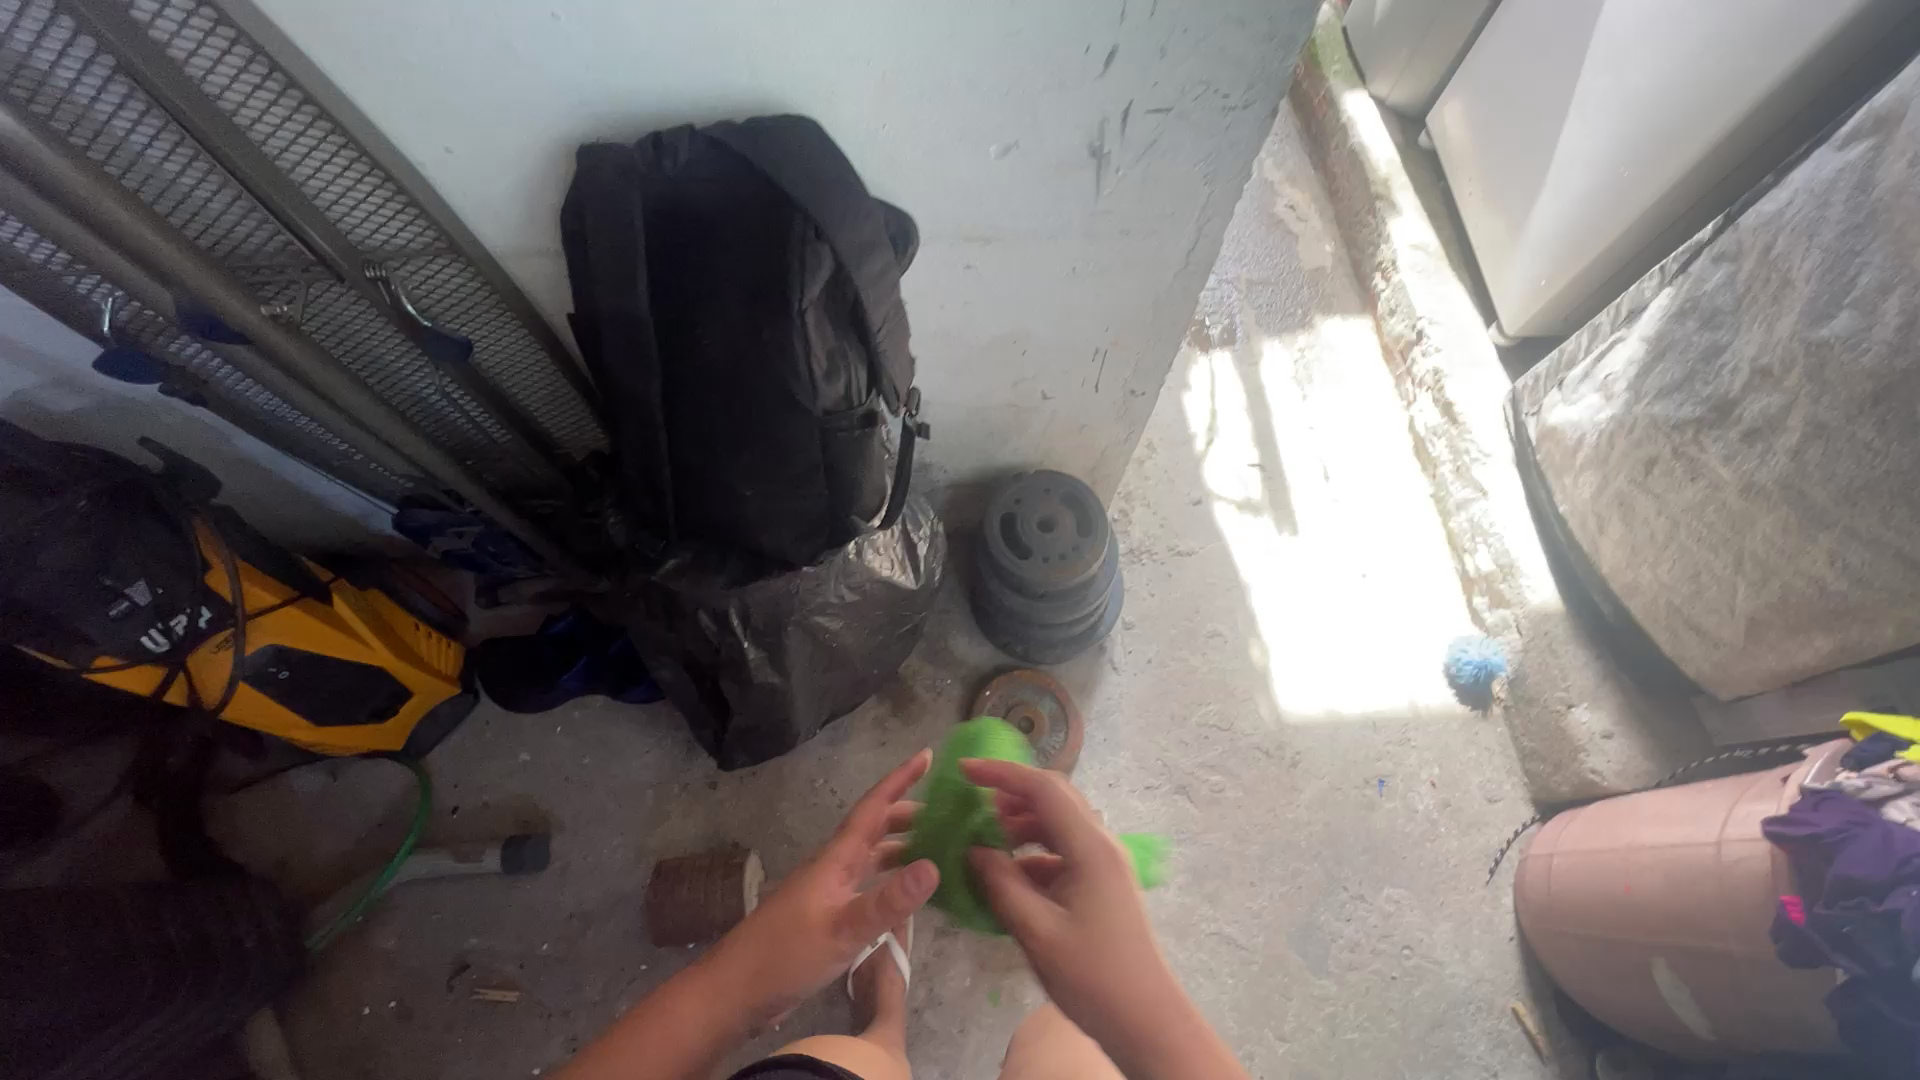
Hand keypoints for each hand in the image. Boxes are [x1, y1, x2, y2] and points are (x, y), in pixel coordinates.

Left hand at [703, 749, 939, 1022]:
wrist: (735, 992)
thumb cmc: (786, 954)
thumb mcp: (844, 928)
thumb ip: (888, 901)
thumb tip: (934, 866)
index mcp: (837, 858)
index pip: (874, 807)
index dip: (900, 780)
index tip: (927, 755)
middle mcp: (834, 866)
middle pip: (874, 828)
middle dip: (907, 813)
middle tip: (945, 814)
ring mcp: (829, 891)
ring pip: (871, 856)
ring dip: (901, 846)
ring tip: (935, 848)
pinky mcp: (827, 916)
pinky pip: (867, 883)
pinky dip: (890, 879)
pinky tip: (904, 895)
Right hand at [965, 759, 1244, 1079]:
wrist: (1146, 1020)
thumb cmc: (1093, 976)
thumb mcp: (1037, 932)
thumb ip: (1002, 885)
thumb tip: (974, 851)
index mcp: (1089, 845)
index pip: (1043, 788)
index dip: (1001, 774)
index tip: (964, 771)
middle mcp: (1100, 842)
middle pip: (1053, 797)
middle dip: (1011, 794)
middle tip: (972, 803)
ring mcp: (1104, 861)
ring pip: (1057, 822)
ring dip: (1021, 823)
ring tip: (985, 840)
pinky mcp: (1101, 881)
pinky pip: (1062, 848)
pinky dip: (1033, 851)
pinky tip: (1008, 874)